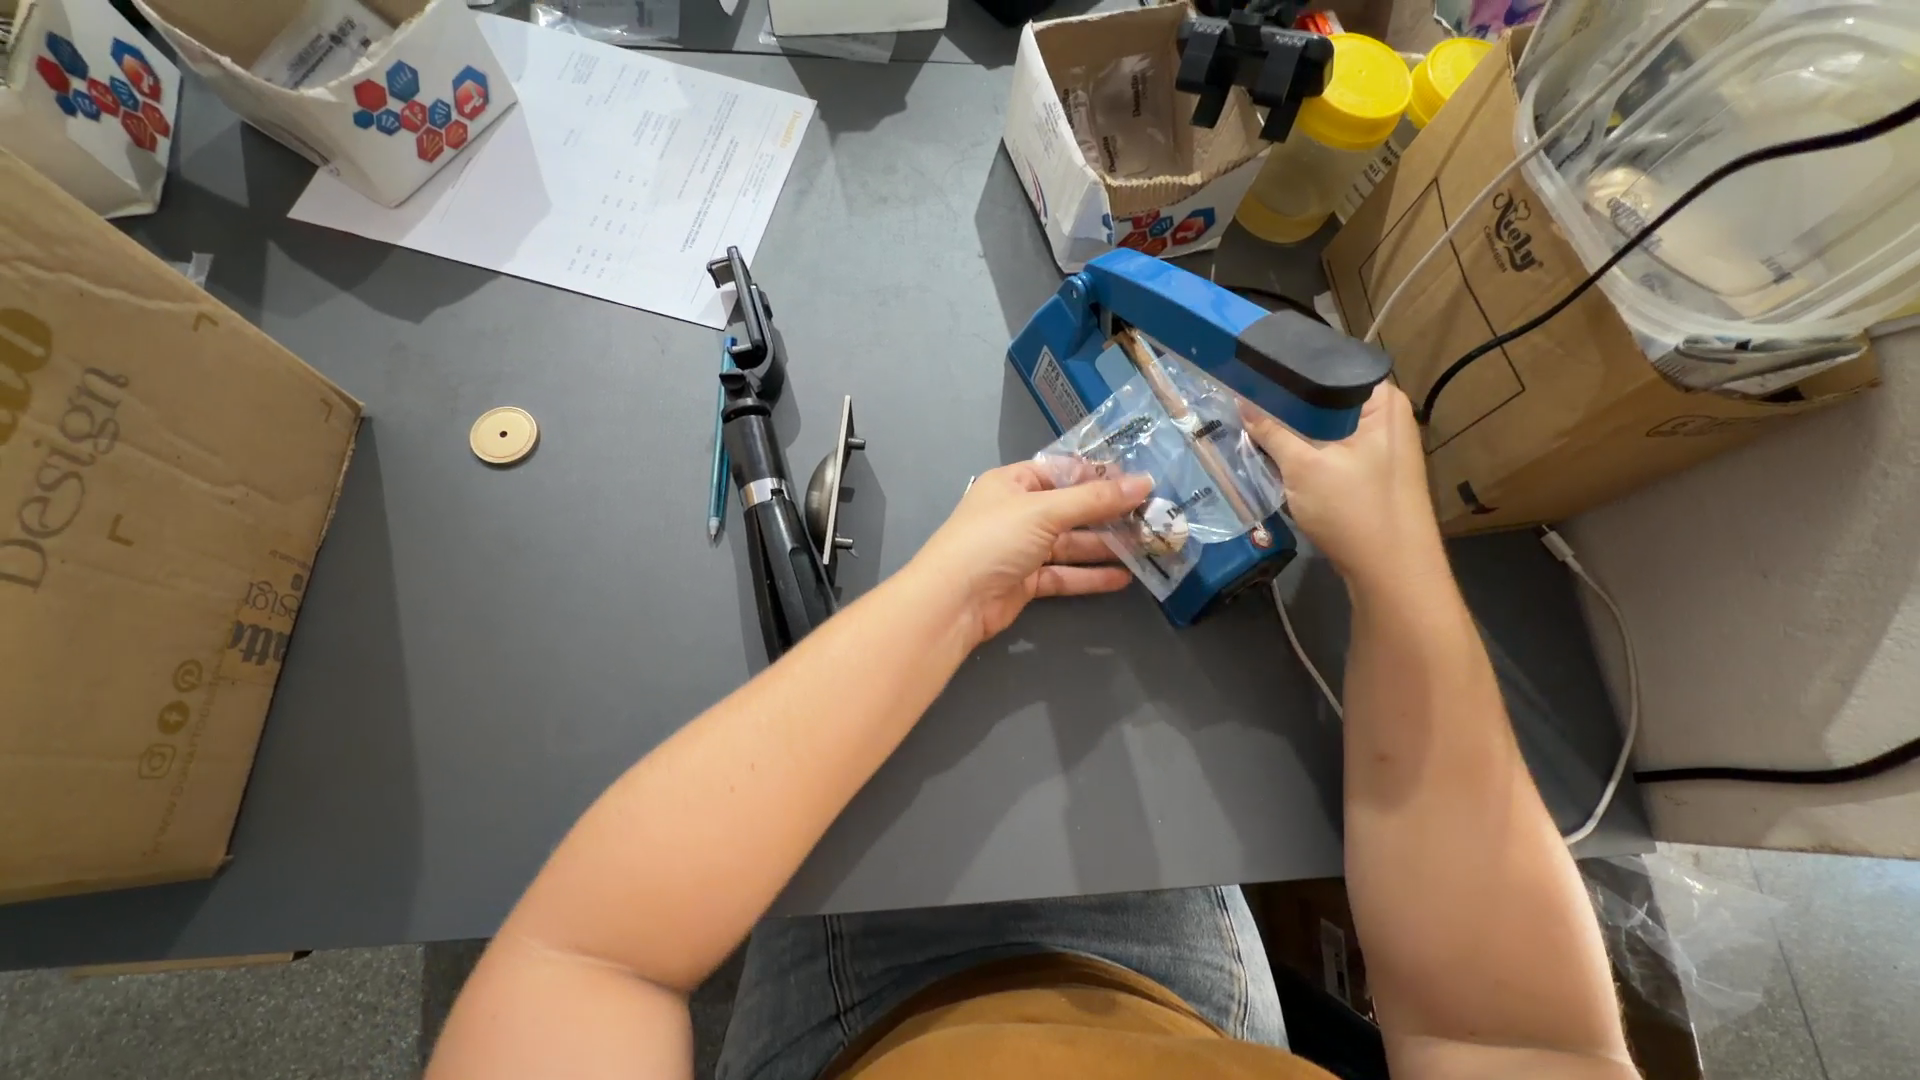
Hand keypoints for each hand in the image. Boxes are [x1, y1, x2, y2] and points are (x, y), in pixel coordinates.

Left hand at [905, 462, 1152, 647]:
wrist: (953, 601)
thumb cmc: (993, 541)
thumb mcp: (1044, 511)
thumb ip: (1094, 499)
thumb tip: (1143, 482)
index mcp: (1012, 483)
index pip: (1062, 471)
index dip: (1098, 475)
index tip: (1139, 482)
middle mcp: (1017, 512)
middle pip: (1070, 509)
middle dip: (1108, 514)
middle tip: (1152, 517)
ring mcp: (1021, 549)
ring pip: (1070, 544)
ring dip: (1105, 547)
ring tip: (1146, 547)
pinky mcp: (1025, 582)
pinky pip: (1064, 574)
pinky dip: (1090, 576)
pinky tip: (1122, 578)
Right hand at [1241, 383, 1443, 592]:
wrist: (1390, 573)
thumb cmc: (1354, 510)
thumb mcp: (1304, 467)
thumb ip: (1271, 431)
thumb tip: (1242, 401)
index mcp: (1383, 402)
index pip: (1330, 367)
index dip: (1289, 371)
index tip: (1250, 373)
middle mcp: (1386, 417)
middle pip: (1324, 400)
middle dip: (1286, 406)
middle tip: (1242, 401)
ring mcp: (1381, 448)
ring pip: (1324, 428)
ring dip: (1292, 434)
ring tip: (1251, 427)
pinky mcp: (1370, 473)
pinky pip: (1330, 450)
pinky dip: (1305, 454)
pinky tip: (1277, 458)